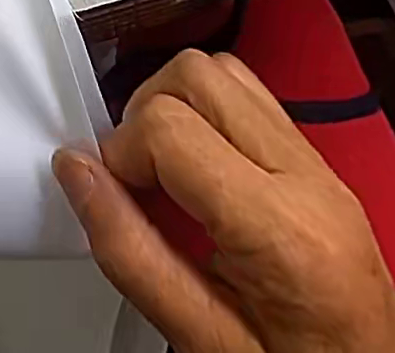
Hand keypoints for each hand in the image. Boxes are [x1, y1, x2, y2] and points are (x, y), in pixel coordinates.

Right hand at [54, 51, 394, 352]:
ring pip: (220, 70)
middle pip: (196, 75)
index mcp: (286, 234)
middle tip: (137, 179)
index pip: (170, 128)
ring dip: (173, 106)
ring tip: (165, 170)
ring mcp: (318, 162)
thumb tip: (76, 170)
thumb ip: (130, 253)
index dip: (119, 152)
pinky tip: (197, 164)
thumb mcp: (203, 345)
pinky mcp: (314, 158)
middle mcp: (310, 179)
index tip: (111, 193)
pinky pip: (245, 92)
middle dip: (144, 115)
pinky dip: (203, 110)